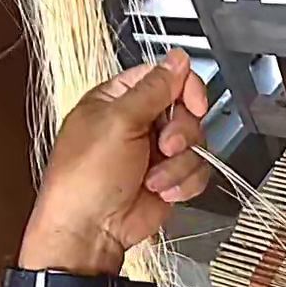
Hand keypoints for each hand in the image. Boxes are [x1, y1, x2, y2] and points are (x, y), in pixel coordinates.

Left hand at [19, 50, 211, 272]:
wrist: (93, 228)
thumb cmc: (87, 176)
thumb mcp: (119, 122)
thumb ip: (154, 89)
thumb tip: (176, 59)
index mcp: (120, 100)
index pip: (165, 79)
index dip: (185, 88)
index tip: (194, 103)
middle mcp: (141, 123)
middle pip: (187, 113)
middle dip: (182, 134)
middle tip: (165, 147)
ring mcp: (158, 153)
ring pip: (197, 146)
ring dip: (179, 166)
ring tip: (153, 179)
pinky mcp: (172, 178)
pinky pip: (198, 172)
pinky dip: (184, 184)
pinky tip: (161, 191)